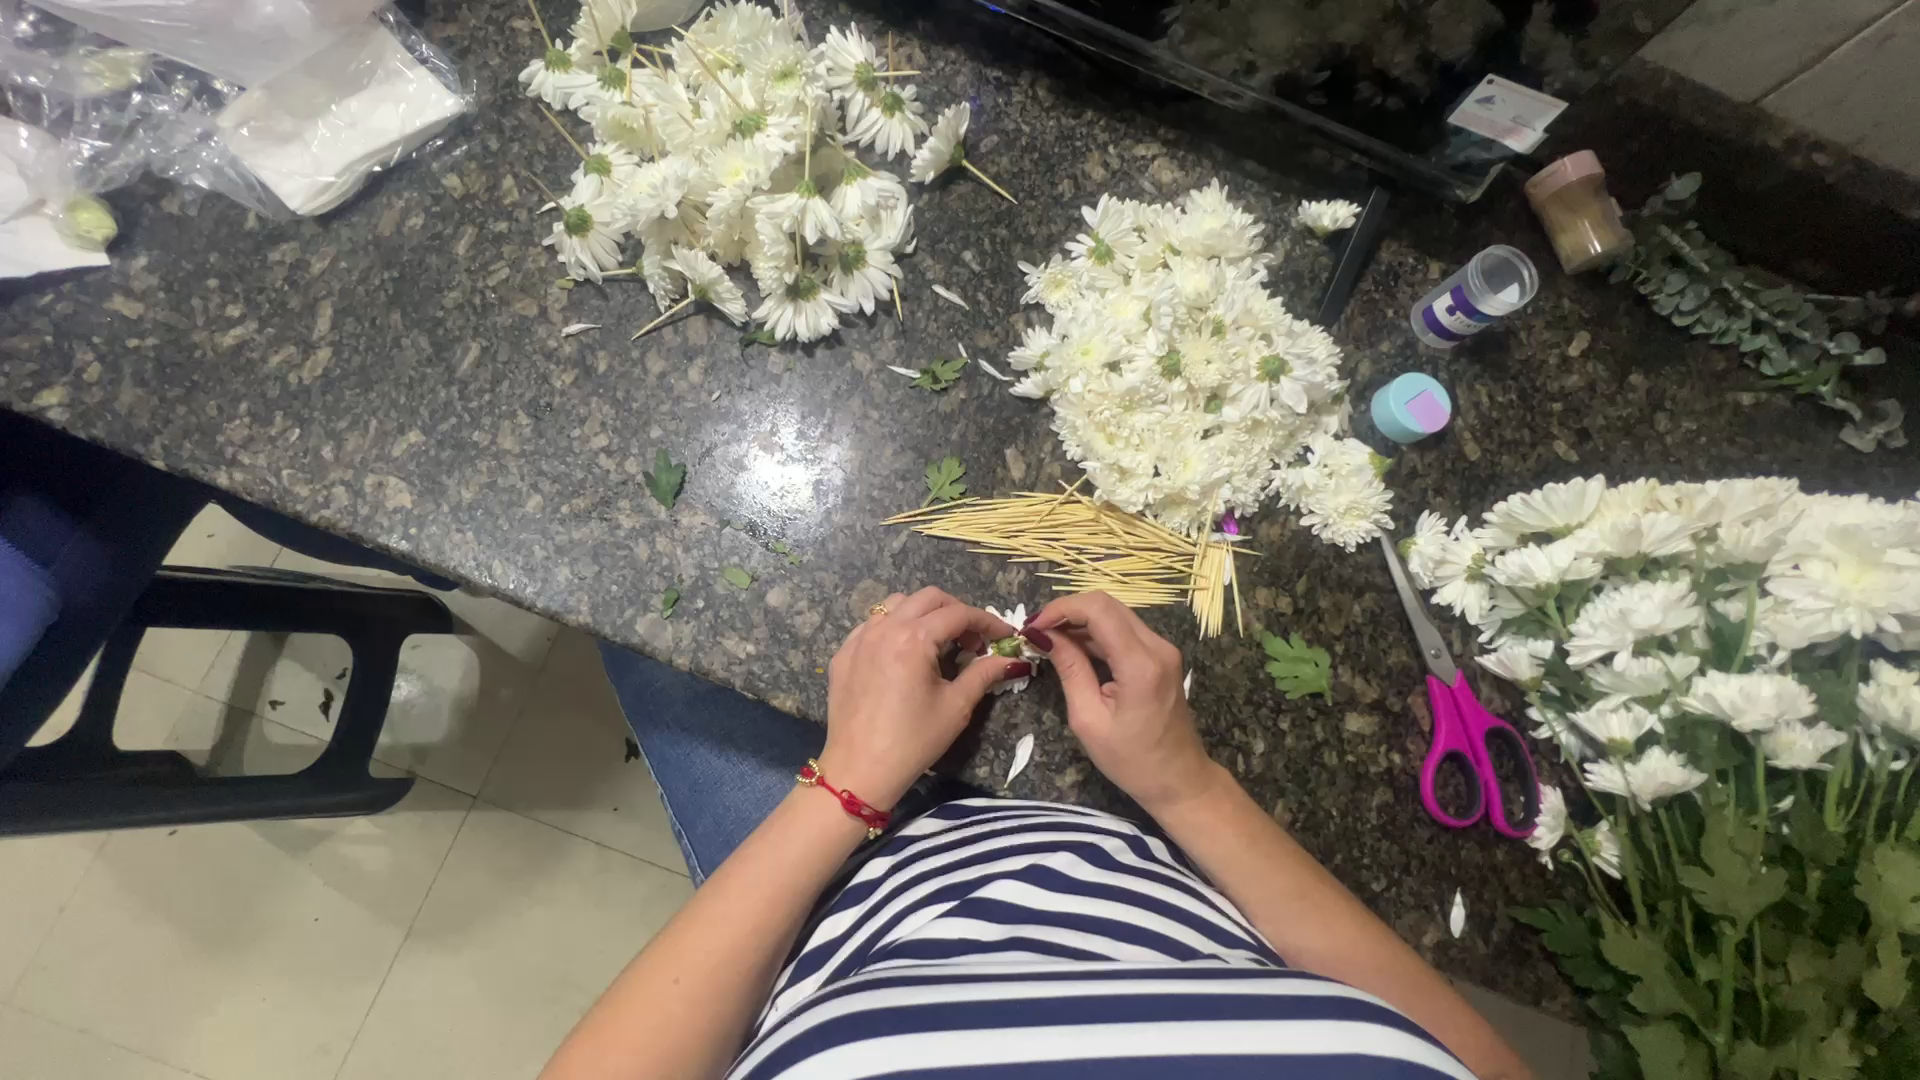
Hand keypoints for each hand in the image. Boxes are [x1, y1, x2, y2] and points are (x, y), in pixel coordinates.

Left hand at [818, 587, 1023, 809]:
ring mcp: (859, 639)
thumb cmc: (913, 741)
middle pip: (928, 598)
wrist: (859, 770)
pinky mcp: (844, 653)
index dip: (988, 621)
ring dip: (923, 613)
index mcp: (914, 638)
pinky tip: (903, 653)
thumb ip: (983, 674)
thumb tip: (1009, 659)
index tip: (1005, 635)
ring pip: (896, 604)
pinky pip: (872, 624)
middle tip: (972, 640)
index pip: (959, 614)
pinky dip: (894, 627)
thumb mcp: (956, 707)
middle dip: (956, 611)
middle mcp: (884, 628)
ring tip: (938, 642)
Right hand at [1029, 591, 1222, 814]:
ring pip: (1115, 614)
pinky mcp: (1160, 656)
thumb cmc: (1132, 760)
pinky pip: (1123, 630)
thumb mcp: (1088, 719)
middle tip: (1037, 631)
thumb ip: (1069, 669)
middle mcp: (1157, 647)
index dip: (1061, 609)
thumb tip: (1045, 635)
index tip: (1034, 627)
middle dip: (1067, 611)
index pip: (1098, 610)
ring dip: (1080, 621)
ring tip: (1048, 639)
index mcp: (1140, 664)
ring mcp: (1162, 649)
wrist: (1179, 780)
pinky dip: (1095, 633)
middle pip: (1107, 604)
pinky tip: (1072, 647)